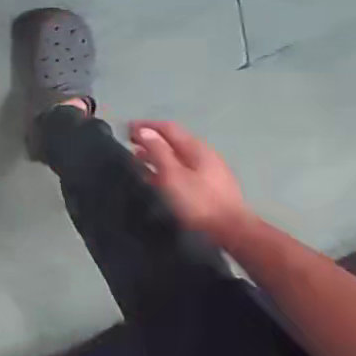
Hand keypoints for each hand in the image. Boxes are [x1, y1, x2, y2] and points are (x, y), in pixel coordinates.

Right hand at [128, 120, 254, 245]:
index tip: (126, 128)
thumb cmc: (197, 201)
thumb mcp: (172, 175)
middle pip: (174, 141)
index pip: (169, 128)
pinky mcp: (207, 186)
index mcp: (196, 149)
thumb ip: (158, 152)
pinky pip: (181, 170)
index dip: (146, 126)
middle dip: (151, 139)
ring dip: (157, 154)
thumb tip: (144, 131)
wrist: (229, 229)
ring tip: (137, 158)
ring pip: (177, 157)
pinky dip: (165, 169)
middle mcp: (203, 155)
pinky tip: (155, 178)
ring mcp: (207, 171)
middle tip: (129, 142)